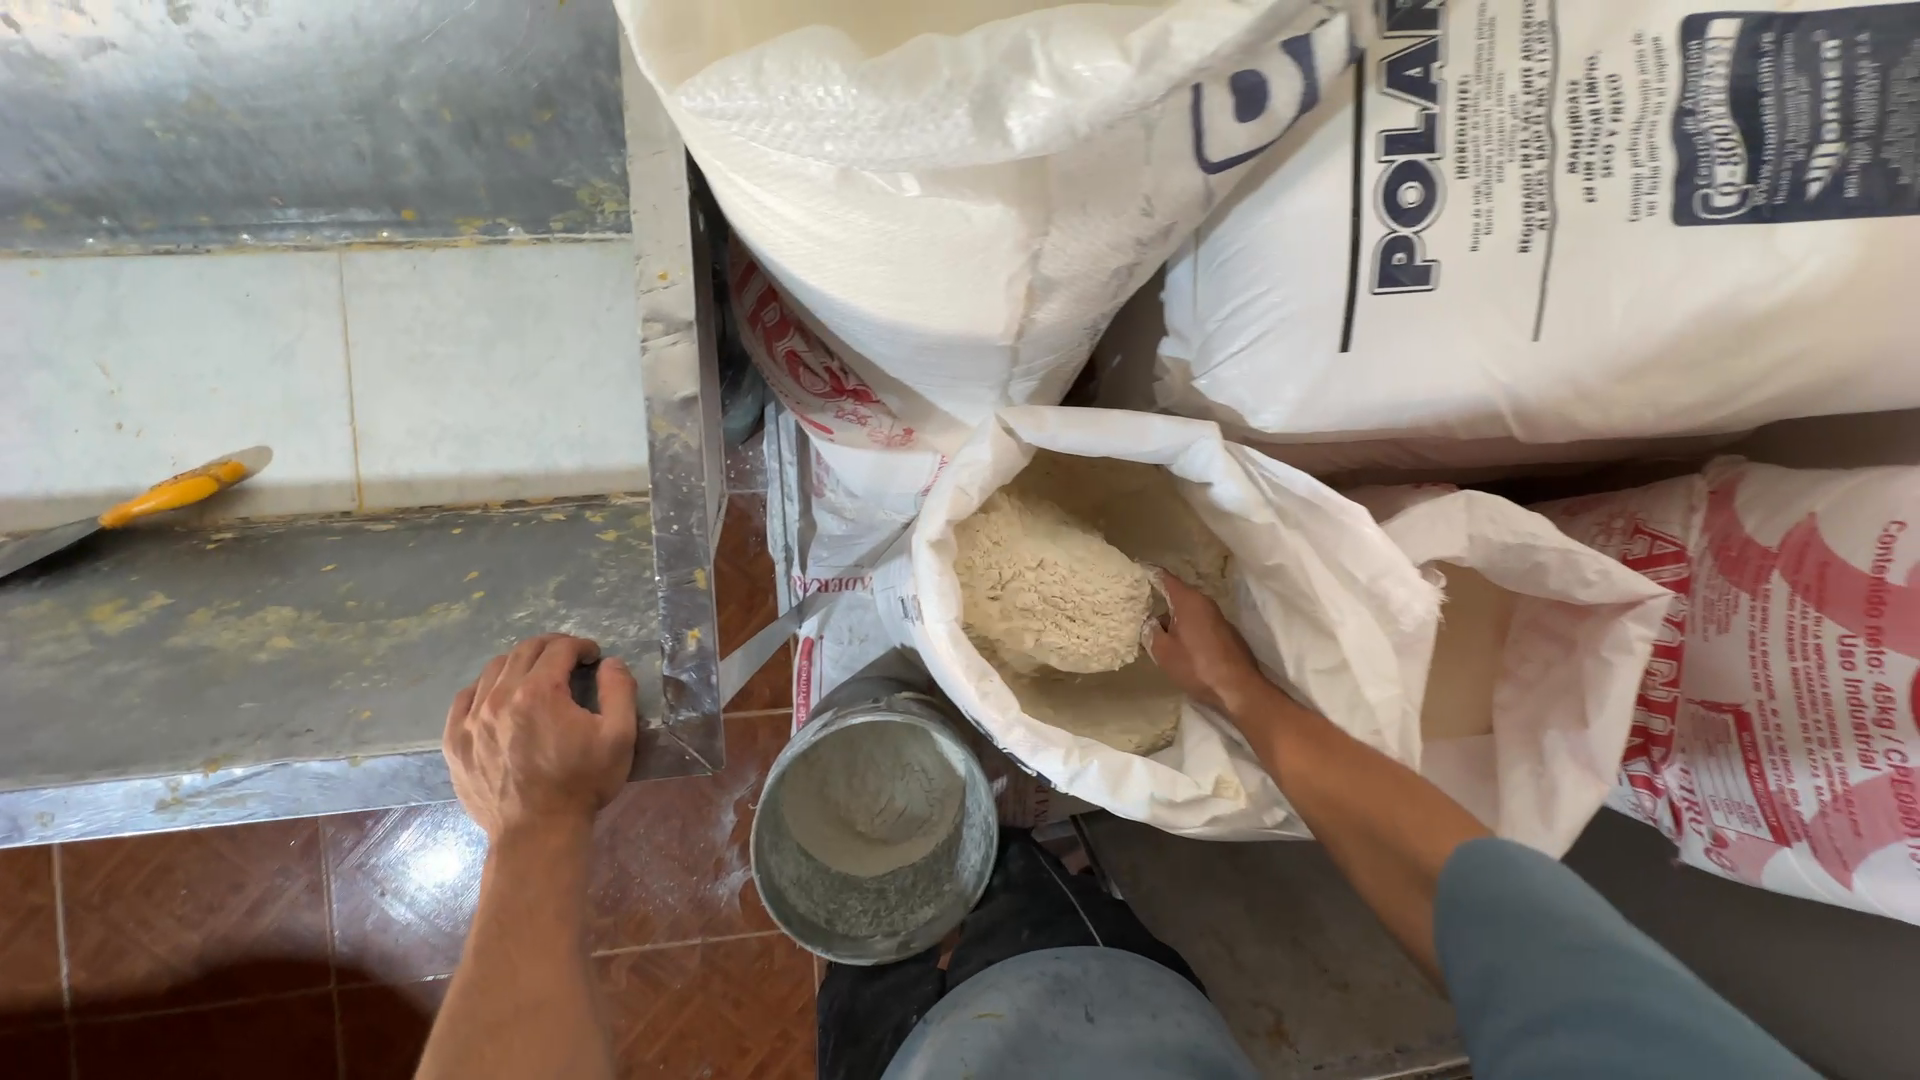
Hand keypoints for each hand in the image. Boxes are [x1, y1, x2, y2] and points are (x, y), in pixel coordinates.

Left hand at [444, 634, 638, 838]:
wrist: (537, 832)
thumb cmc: (583, 783)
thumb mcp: (619, 736)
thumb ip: (619, 690)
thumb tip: (609, 663)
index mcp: (540, 692)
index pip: (559, 649)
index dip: (581, 646)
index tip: (593, 657)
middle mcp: (500, 697)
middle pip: (524, 651)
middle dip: (552, 647)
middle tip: (569, 659)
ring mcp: (471, 719)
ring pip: (493, 670)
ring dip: (520, 663)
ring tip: (537, 676)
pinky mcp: (455, 741)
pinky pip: (464, 698)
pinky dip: (486, 687)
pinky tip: (500, 698)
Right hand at [1142, 570, 1269, 716]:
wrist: (1238, 689)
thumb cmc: (1196, 665)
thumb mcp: (1163, 651)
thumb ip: (1151, 632)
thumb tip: (1151, 623)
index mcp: (1188, 600)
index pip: (1165, 578)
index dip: (1149, 573)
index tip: (1135, 570)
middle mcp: (1205, 603)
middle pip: (1177, 597)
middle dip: (1159, 605)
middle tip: (1140, 615)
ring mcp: (1218, 618)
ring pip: (1188, 613)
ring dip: (1174, 622)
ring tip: (1159, 639)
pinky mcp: (1225, 634)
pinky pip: (1199, 625)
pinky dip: (1187, 631)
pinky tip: (1181, 650)